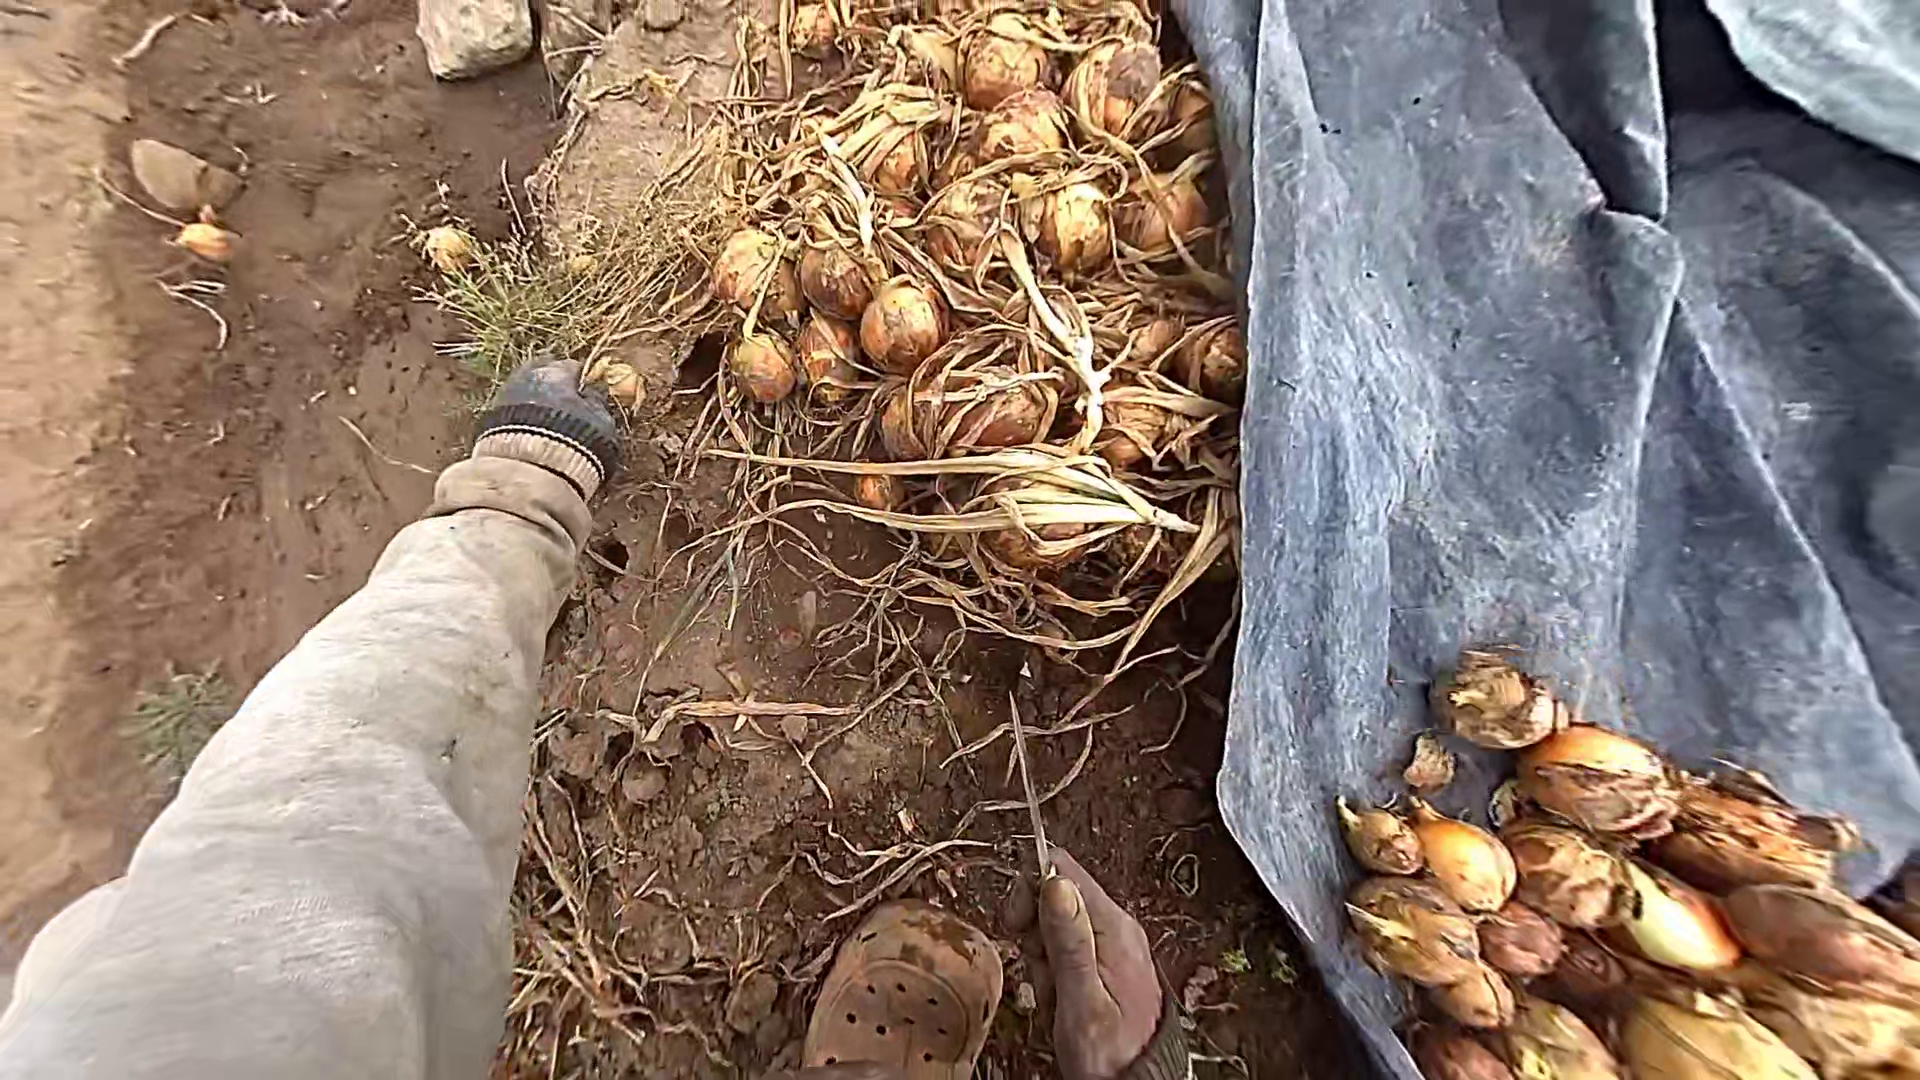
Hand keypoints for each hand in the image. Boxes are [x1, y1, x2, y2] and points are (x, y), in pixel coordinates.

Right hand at [1037, 848, 1162, 1079]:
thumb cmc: (1114, 1060)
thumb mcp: (1082, 1003)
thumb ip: (1068, 941)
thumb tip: (1053, 881)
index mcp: (1113, 926)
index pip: (1062, 870)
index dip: (1030, 888)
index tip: (1016, 923)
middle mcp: (1116, 926)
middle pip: (1056, 895)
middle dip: (1035, 931)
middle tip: (1041, 970)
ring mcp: (1112, 943)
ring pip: (1056, 924)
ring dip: (1043, 957)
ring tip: (1054, 995)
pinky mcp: (1106, 961)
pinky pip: (1066, 948)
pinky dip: (1053, 971)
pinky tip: (1060, 999)